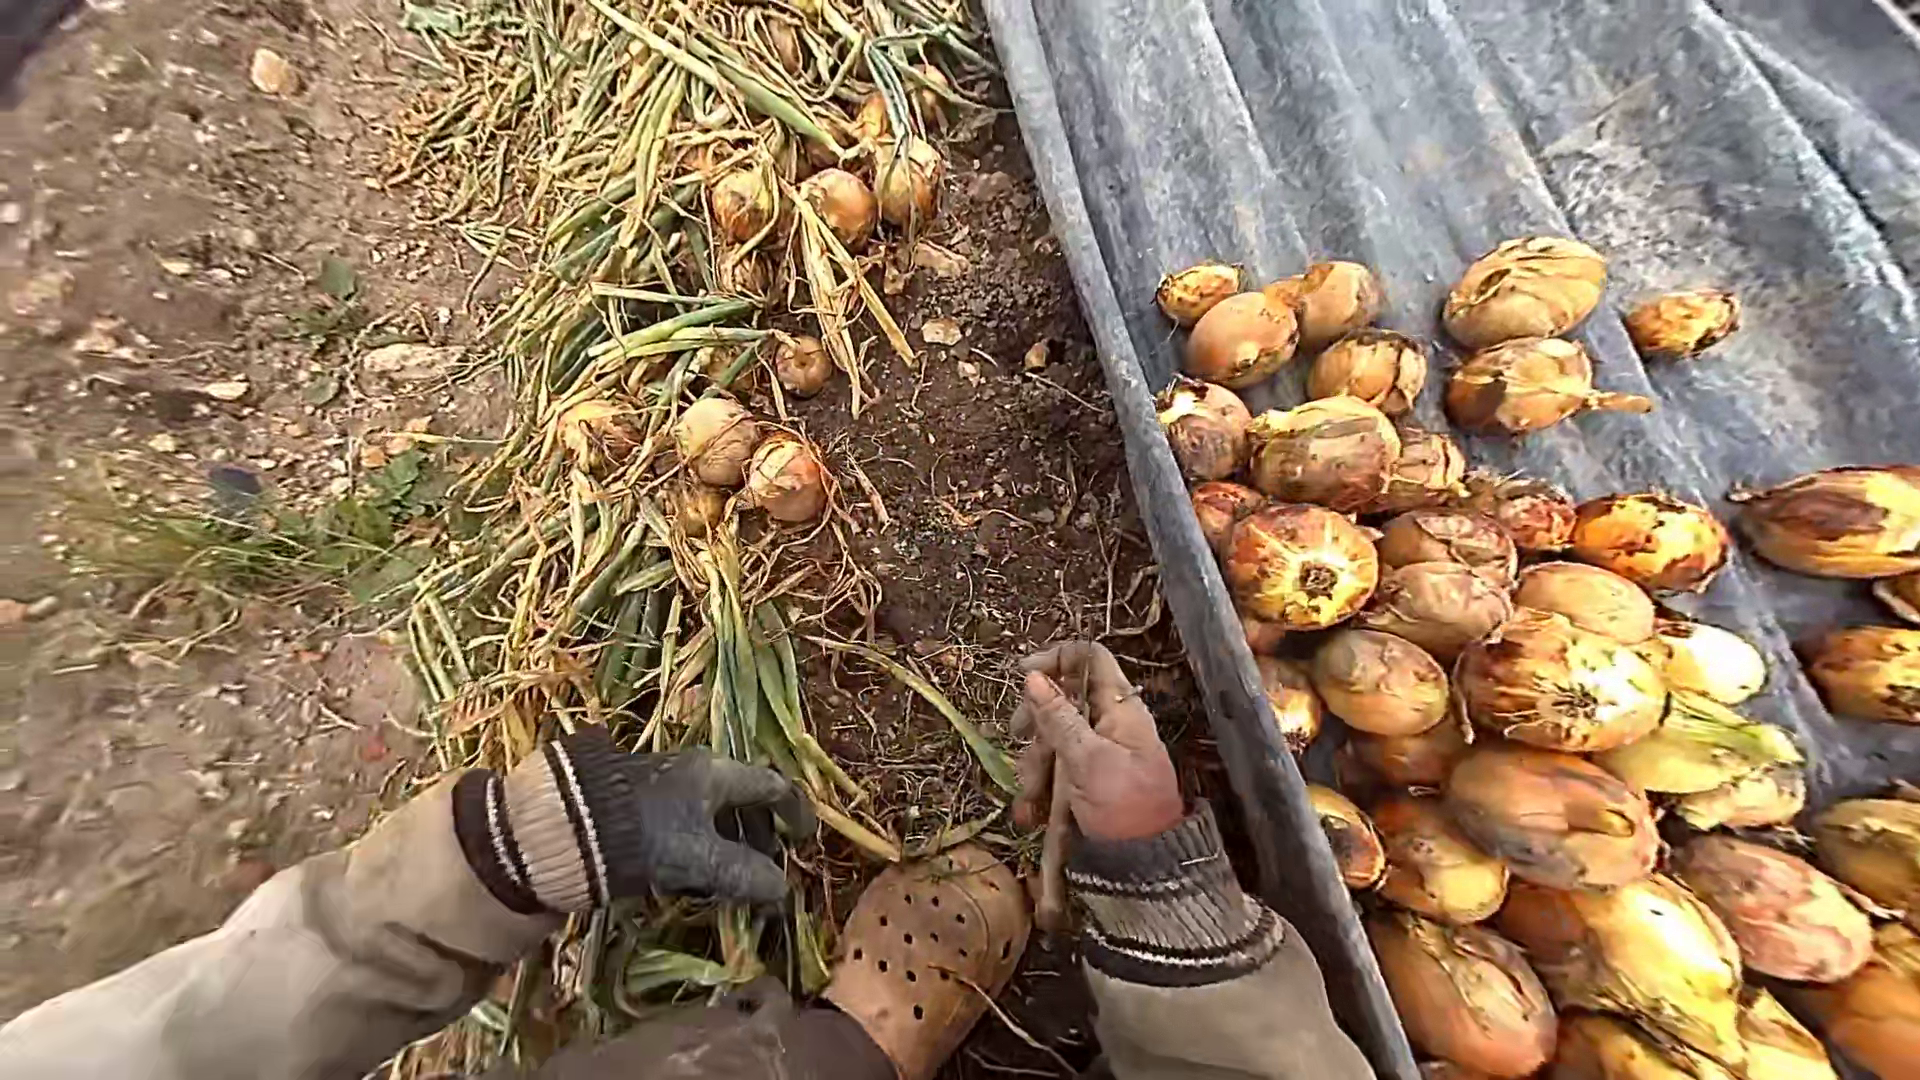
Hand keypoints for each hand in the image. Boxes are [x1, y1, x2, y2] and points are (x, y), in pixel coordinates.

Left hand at [618, 749, 816, 904]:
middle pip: (744, 797)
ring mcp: (667, 781)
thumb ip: (742, 872)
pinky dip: (703, 842)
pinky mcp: (641, 800)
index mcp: (718, 773)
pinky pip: (688, 818)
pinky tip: (693, 870)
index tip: (805, 837)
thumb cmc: (641, 836)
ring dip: (731, 840)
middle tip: (767, 864)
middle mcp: (698, 769)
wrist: (558, 828)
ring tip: (731, 875)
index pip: (771, 786)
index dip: (794, 811)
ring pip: (715, 809)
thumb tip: (782, 889)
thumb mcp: (697, 858)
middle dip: (761, 831)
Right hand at [1012, 642, 1183, 841]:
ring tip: (1031, 793)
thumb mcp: (1086, 759)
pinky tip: (1031, 809)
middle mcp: (1107, 721)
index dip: (1058, 658)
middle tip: (1017, 734)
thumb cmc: (1122, 807)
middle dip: (1037, 719)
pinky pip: (1055, 765)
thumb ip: (1058, 717)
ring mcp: (1096, 748)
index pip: (1090, 658)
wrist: (1147, 870)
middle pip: (1063, 697)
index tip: (1025, 674)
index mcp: (1119, 707)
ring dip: (1035, 760)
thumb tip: (1033, 676)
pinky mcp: (1086, 776)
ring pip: (1053, 734)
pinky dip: (1040, 783)